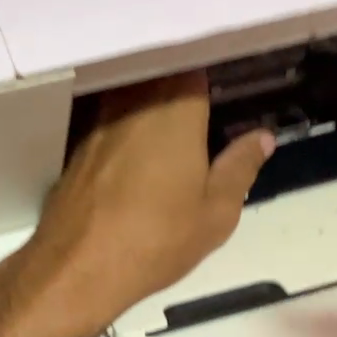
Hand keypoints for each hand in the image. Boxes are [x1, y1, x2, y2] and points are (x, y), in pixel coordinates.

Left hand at [5, 72, 274, 336]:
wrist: (77, 268)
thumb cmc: (156, 240)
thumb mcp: (216, 214)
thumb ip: (240, 168)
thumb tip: (261, 138)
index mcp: (176, 108)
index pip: (197, 68)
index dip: (212, 77)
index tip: (225, 92)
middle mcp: (134, 101)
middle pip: (162, 76)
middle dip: (182, 89)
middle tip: (204, 116)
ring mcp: (98, 121)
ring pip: (132, 96)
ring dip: (150, 108)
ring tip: (171, 136)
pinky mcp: (76, 146)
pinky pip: (108, 122)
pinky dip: (124, 130)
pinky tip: (134, 157)